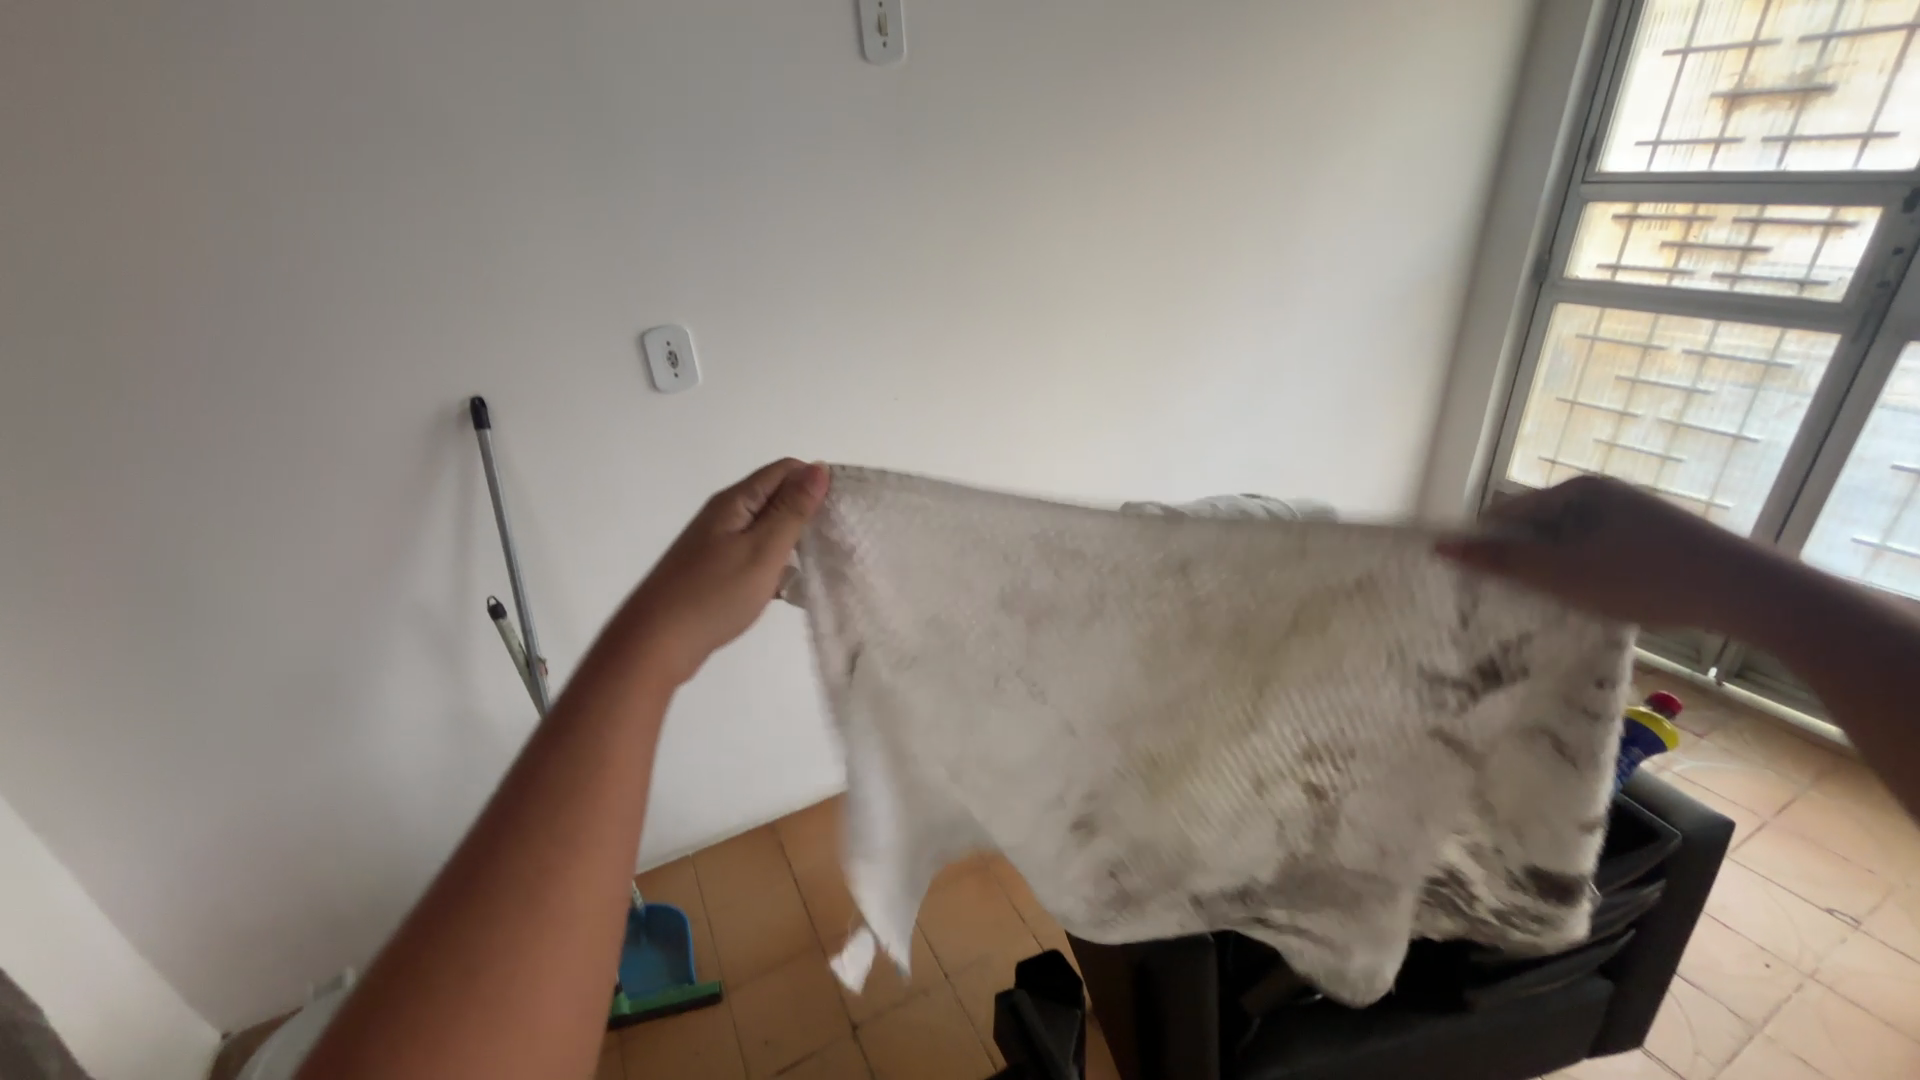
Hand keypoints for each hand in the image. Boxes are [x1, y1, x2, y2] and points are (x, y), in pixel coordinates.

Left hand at [616, 459, 828, 684]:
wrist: (656, 644)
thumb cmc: (713, 596)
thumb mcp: (763, 550)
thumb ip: (792, 510)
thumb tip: (818, 467)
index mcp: (736, 502)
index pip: (785, 470)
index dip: (817, 482)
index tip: (844, 511)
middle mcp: (725, 514)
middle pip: (777, 497)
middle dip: (809, 512)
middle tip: (839, 541)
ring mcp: (718, 542)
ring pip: (768, 528)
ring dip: (795, 541)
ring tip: (822, 565)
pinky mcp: (716, 569)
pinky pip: (756, 554)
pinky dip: (777, 565)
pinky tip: (790, 589)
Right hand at [1435, 474, 1774, 630]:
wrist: (1752, 594)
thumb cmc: (1645, 578)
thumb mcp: (1561, 574)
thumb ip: (1498, 561)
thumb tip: (1440, 546)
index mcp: (1576, 490)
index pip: (1505, 514)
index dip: (1484, 546)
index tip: (1472, 581)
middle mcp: (1602, 494)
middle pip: (1535, 527)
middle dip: (1519, 560)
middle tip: (1510, 598)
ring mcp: (1630, 515)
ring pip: (1567, 543)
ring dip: (1553, 572)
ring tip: (1551, 604)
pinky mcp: (1655, 538)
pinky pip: (1597, 552)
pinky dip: (1585, 575)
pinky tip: (1593, 601)